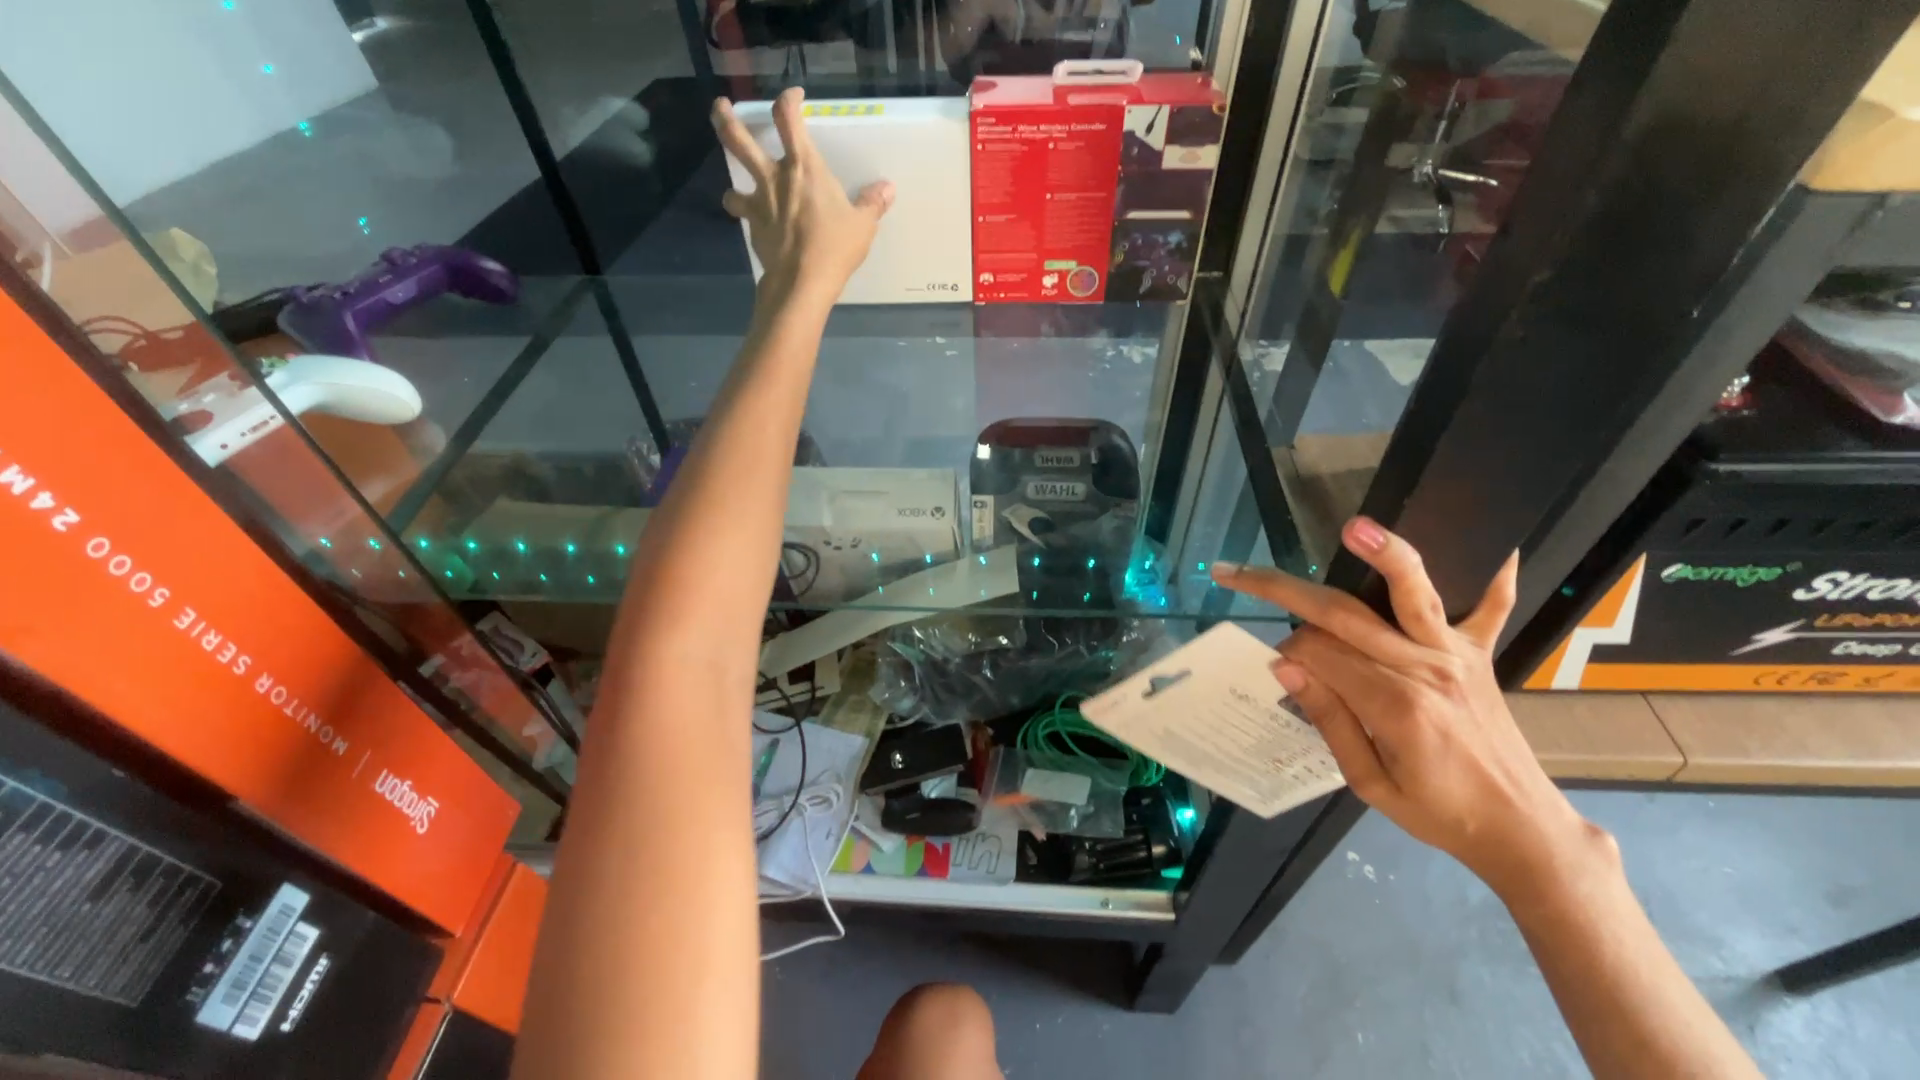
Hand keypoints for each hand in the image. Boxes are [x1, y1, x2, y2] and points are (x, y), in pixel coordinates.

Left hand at [712, 89, 893, 300]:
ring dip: (732, 183)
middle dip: (725, 119)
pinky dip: (746, 215)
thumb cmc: (834, 247)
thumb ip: (871, 203)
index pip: (788, 118)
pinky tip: (754, 222)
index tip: (793, 96)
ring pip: (732, 181)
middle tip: (719, 107)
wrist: (801, 282)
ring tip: (736, 188)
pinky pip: (742, 214)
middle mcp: (774, 177)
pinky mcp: (753, 227)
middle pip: (739, 139)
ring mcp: (759, 202)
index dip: (788, 100)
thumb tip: (886, 189)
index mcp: (804, 167)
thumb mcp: (863, 225)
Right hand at [1213, 517, 1603, 900]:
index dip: (1286, 651)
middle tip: (1236, 573)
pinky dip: (1495, 578)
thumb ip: (1330, 720)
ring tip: (1355, 527)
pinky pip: (1493, 609)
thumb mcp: (1371, 783)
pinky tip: (1497, 545)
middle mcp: (1425, 668)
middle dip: (1284, 589)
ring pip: (1414, 594)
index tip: (1273, 665)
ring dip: (1384, 557)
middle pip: (1344, 614)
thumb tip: (1285, 667)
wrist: (1521, 829)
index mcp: (1394, 705)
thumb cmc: (1439, 814)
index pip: (1318, 653)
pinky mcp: (1481, 656)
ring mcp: (1457, 656)